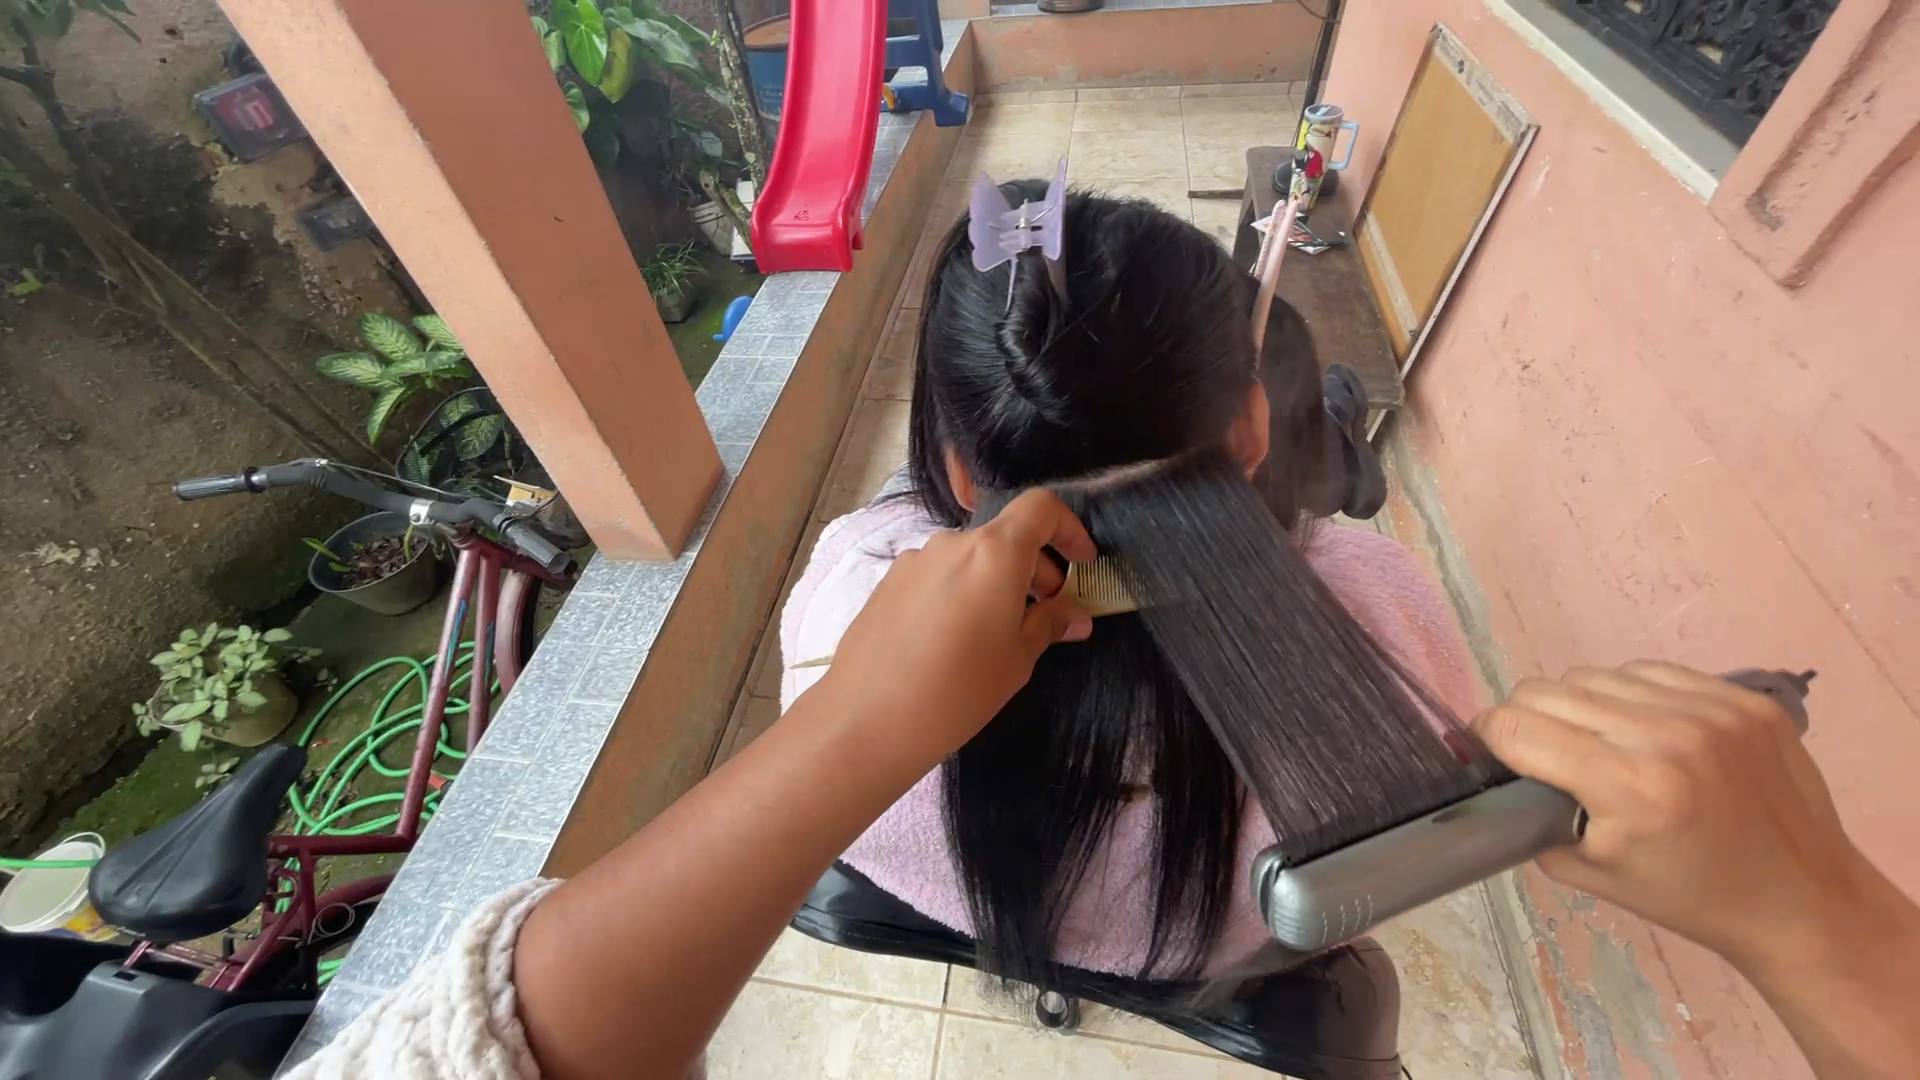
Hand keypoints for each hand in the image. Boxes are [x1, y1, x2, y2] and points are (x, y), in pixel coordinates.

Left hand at [818, 488, 1095, 771]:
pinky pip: (939, 574)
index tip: (1083, 562)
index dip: (1069, 528)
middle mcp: (952, 543)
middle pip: (1005, 536)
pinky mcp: (888, 582)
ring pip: (970, 557)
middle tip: (1046, 612)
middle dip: (1034, 567)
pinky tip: (954, 638)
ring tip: (998, 631)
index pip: (1040, 508)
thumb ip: (1049, 624)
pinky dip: (961, 590)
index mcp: (993, 552)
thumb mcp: (1017, 659)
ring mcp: (915, 560)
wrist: (867, 717)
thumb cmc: (958, 689)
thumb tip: (1075, 615)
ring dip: (995, 581)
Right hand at [1473, 661, 1869, 972]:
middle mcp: (1666, 736)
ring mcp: (1709, 711)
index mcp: (1627, 785)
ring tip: (1598, 741)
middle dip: (1525, 719)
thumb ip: (1527, 813)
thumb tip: (1494, 771)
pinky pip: (1641, 672)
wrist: (1809, 904)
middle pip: (1541, 691)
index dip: (1487, 736)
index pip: (1513, 726)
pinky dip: (1625, 695)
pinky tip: (1642, 730)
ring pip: (1586, 676)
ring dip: (1575, 705)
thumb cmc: (1687, 895)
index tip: (1492, 753)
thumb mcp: (1584, 868)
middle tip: (1543, 753)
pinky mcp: (1741, 699)